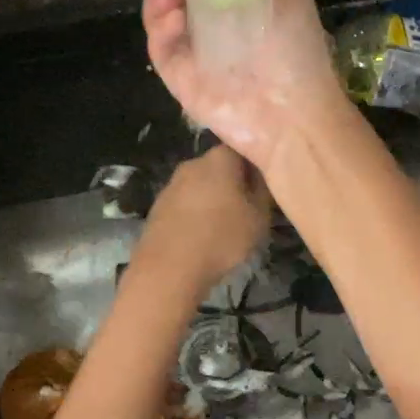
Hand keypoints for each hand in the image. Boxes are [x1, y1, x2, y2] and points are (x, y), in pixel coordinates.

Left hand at [136, 146, 271, 295]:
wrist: (168, 269)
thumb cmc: (221, 239)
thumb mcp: (259, 218)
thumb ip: (262, 191)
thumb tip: (259, 177)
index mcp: (219, 158)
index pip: (242, 149)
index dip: (254, 168)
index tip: (261, 190)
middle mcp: (192, 163)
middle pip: (218, 168)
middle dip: (231, 184)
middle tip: (244, 211)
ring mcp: (171, 185)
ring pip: (199, 187)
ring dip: (210, 201)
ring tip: (221, 228)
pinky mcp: (157, 207)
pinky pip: (183, 206)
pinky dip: (193, 216)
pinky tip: (199, 237)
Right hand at [143, 0, 354, 174]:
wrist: (291, 117)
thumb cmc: (296, 53)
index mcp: (239, 6)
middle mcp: (214, 29)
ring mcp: (195, 56)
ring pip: (162, 21)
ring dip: (158, 0)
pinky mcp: (181, 81)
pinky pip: (160, 51)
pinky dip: (159, 31)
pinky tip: (171, 18)